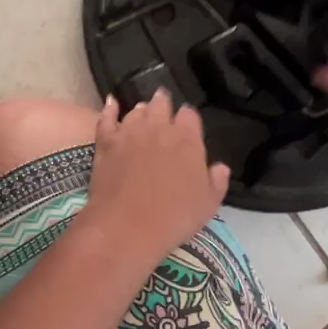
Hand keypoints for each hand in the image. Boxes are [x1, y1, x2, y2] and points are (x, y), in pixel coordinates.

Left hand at [80, 89, 230, 262]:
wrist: (127, 226)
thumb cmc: (175, 217)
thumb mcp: (208, 204)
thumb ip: (217, 181)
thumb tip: (221, 167)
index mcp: (187, 139)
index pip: (190, 114)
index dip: (189, 118)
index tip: (188, 125)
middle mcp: (158, 127)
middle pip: (161, 104)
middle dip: (164, 104)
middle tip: (164, 108)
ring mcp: (129, 132)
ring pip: (136, 111)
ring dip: (141, 110)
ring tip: (143, 113)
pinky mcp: (106, 143)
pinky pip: (107, 118)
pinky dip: (110, 109)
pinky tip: (112, 102)